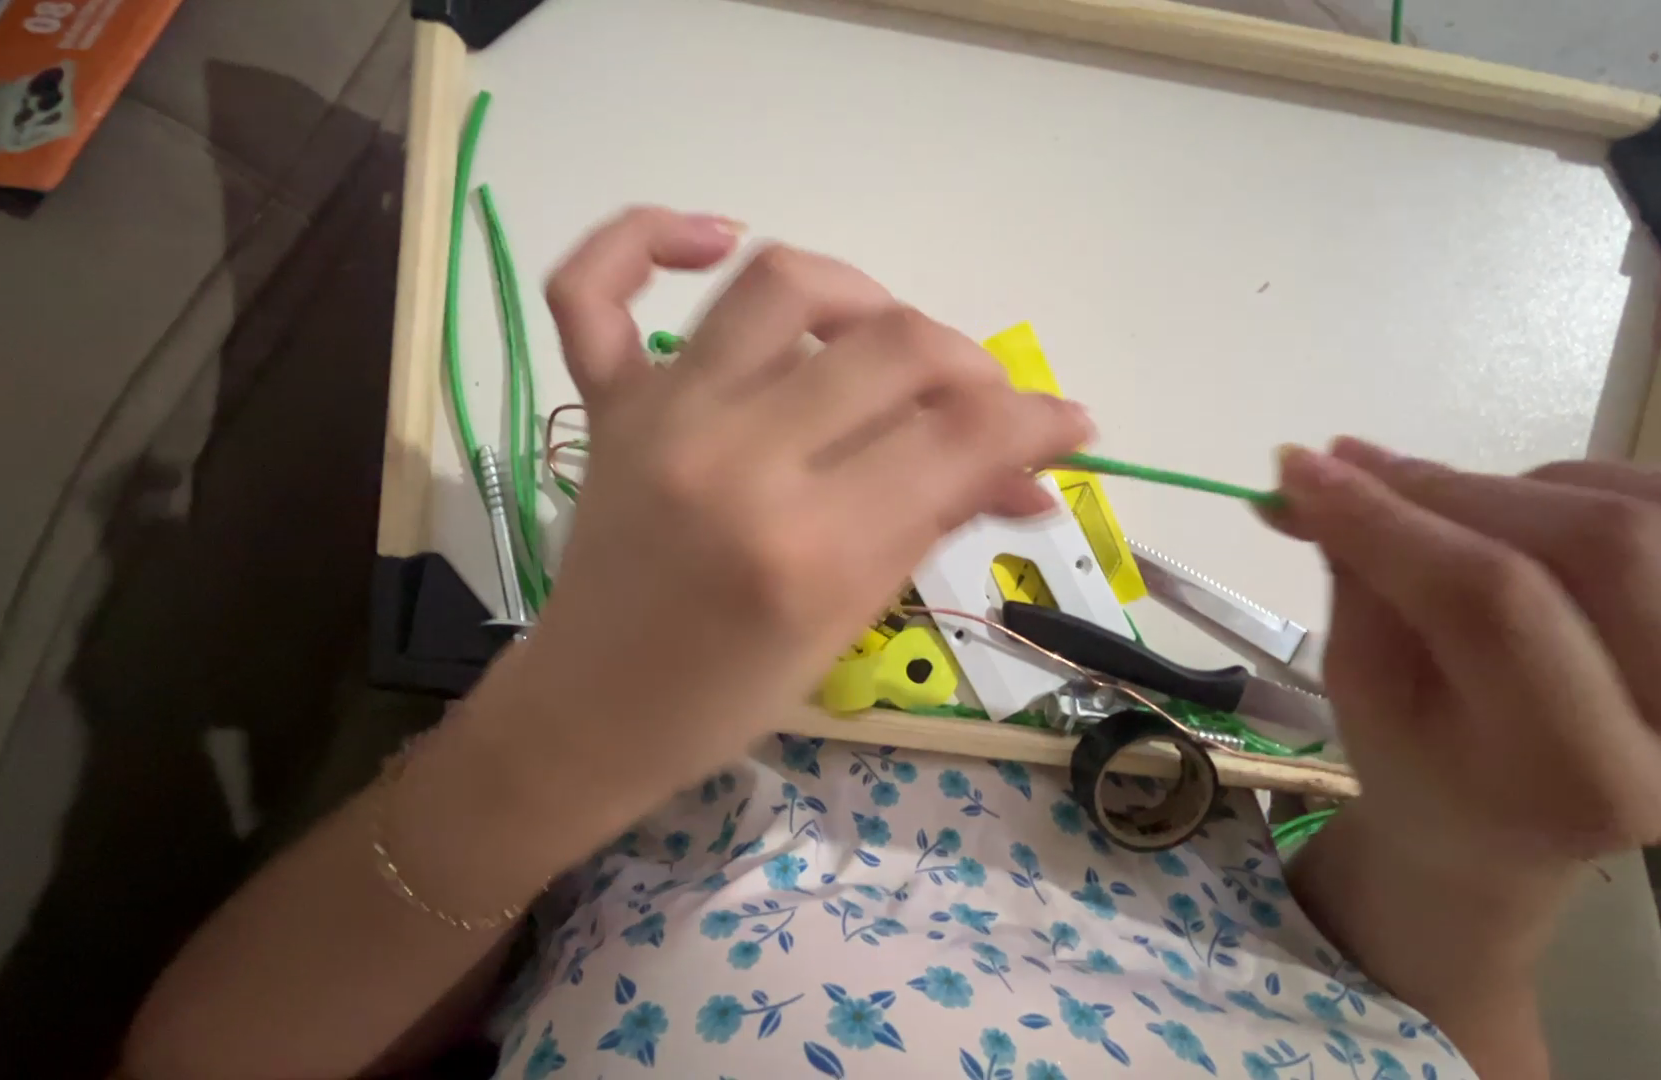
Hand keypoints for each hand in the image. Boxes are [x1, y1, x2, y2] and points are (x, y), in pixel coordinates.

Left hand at [515, 207, 1090, 786]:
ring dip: (862, 296)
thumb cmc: (732, 695)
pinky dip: (645, 238)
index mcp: (808, 548)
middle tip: (980, 402)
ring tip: (884, 339)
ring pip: (779, 284)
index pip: (958, 437)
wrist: (596, 713)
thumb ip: (939, 522)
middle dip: (969, 365)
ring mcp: (658, 420)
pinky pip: (592, 288)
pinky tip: (715, 240)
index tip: (1068, 424)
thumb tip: (1033, 474)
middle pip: (891, 345)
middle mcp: (734, 462)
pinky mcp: (603, 407)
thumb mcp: (851, 619)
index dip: (1037, 421)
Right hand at [1277, 439, 1660, 887]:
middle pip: (1599, 545)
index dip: (1387, 520)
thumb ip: (1354, 580)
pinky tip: (1550, 512)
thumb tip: (1315, 476)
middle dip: (1454, 489)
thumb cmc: (1415, 761)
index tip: (1300, 469)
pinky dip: (1625, 486)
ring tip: (1458, 509)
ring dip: (1535, 487)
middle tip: (1362, 471)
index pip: (1488, 607)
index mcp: (1577, 779)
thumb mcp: (1359, 690)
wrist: (1509, 819)